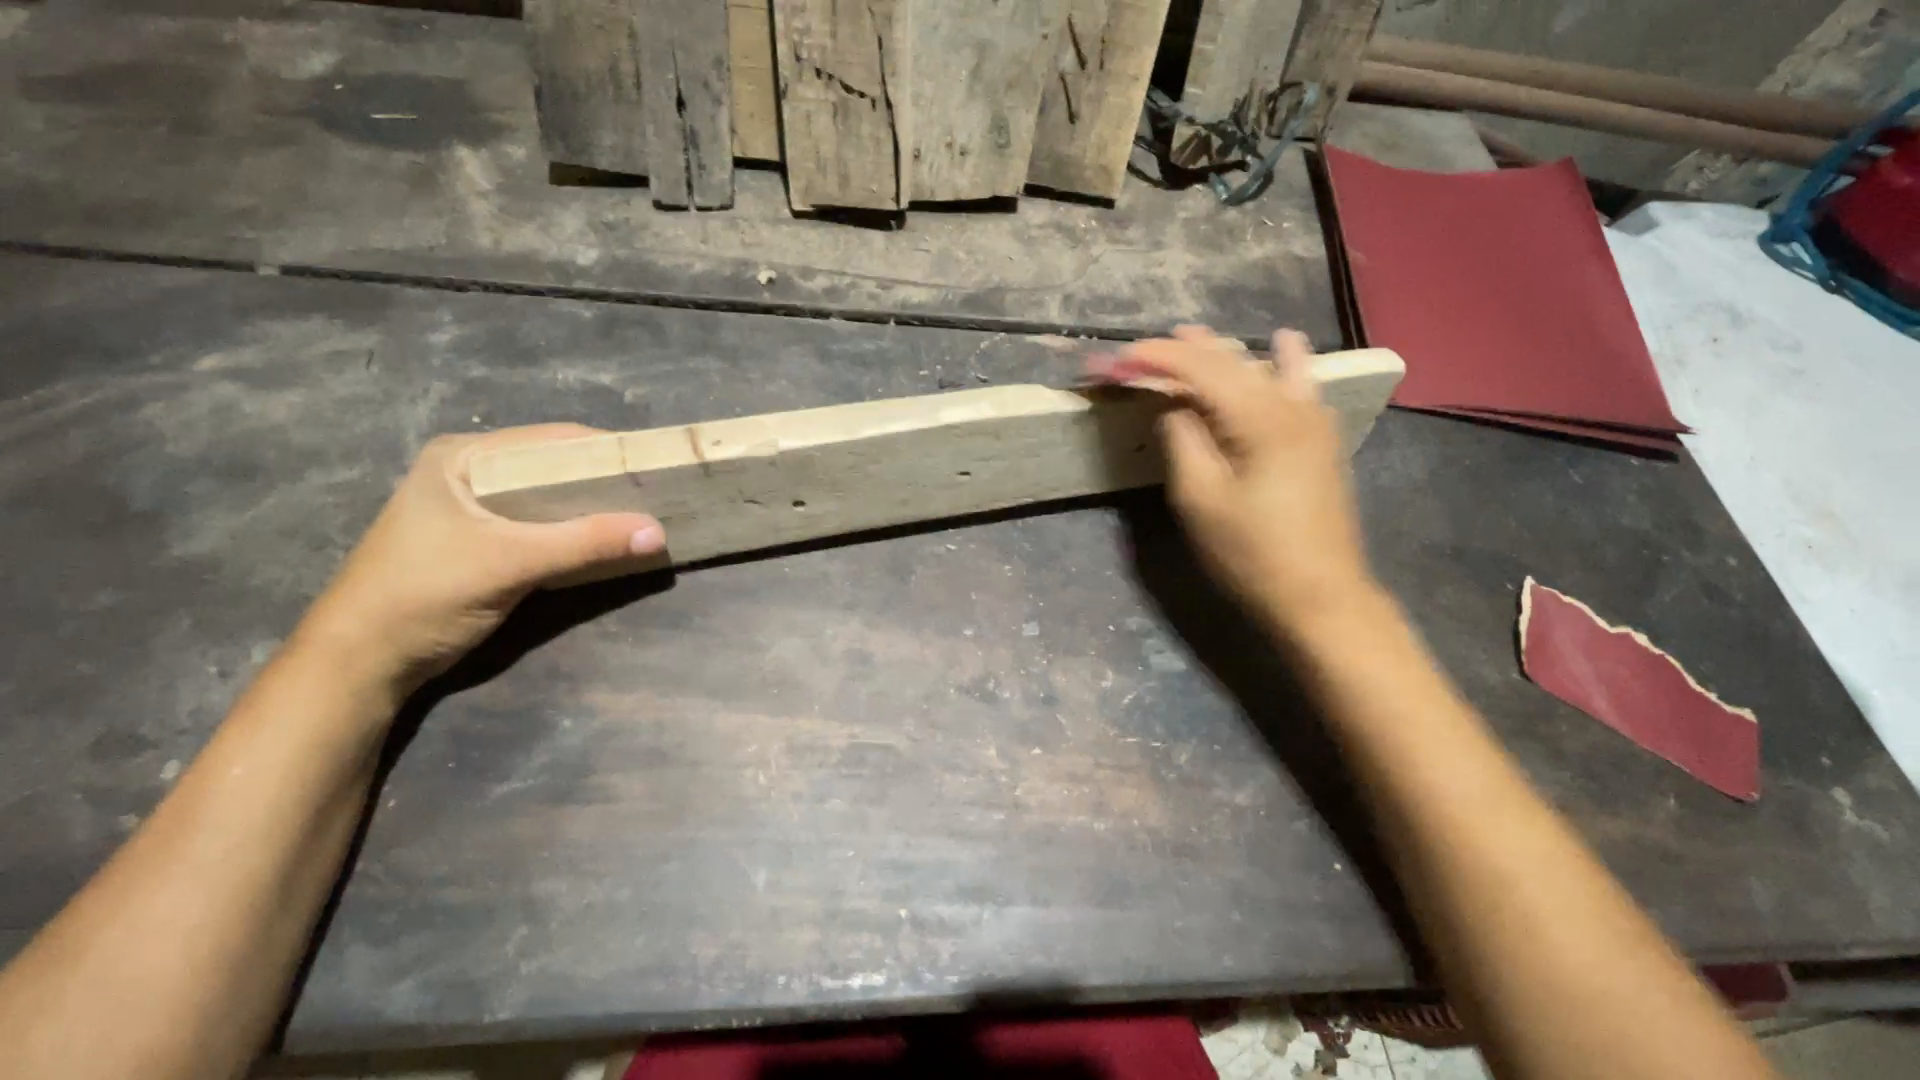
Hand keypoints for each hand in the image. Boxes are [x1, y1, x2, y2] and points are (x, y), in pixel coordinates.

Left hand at [295, 424, 666, 693]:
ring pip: (551, 501)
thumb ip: (584, 543)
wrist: (363, 661)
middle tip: (661, 495)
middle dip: (606, 483)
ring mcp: (477, 511)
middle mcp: (472, 474)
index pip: (552, 441)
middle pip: (554, 469)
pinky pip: (545, 529)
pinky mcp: (486, 545)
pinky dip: (576, 536)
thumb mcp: (510, 563)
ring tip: (646, 518)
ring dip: (594, 512)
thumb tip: (658, 531)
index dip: (608, 452)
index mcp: (465, 458)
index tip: (659, 467)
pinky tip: (609, 544)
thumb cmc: (425, 593)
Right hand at [1089, 326, 1377, 635]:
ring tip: (1194, 336)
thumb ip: (1182, 439)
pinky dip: (1281, 362)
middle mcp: (1291, 404)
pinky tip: (1284, 346)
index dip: (1153, 358)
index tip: (1113, 359)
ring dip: (1224, 353)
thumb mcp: (1200, 499)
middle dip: (1180, 352)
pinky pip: (1298, 385)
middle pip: (1230, 362)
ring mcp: (1313, 421)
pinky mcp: (1320, 441)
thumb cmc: (1252, 553)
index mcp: (1259, 416)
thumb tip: (1171, 404)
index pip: (1198, 367)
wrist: (1321, 596)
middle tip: (1138, 352)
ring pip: (1264, 367)